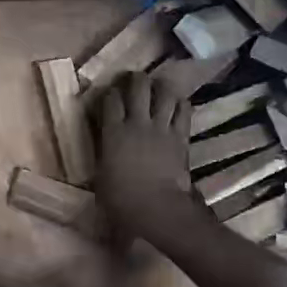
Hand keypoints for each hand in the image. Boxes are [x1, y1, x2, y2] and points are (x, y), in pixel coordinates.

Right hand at [97, 72, 199, 242]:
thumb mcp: (101, 176)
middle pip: (138, 86)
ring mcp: (162, 127)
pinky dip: (181, 103)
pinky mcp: (180, 136)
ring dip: (161, 86)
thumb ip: (104, 155)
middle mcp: (137, 123)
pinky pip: (184, 110)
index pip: (110, 99)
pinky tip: (177, 103)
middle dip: (135, 79)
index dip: (109, 92)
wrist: (157, 208)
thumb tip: (106, 149)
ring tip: (158, 87)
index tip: (108, 95)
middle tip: (134, 80)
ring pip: (165, 92)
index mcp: (113, 132)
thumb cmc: (122, 199)